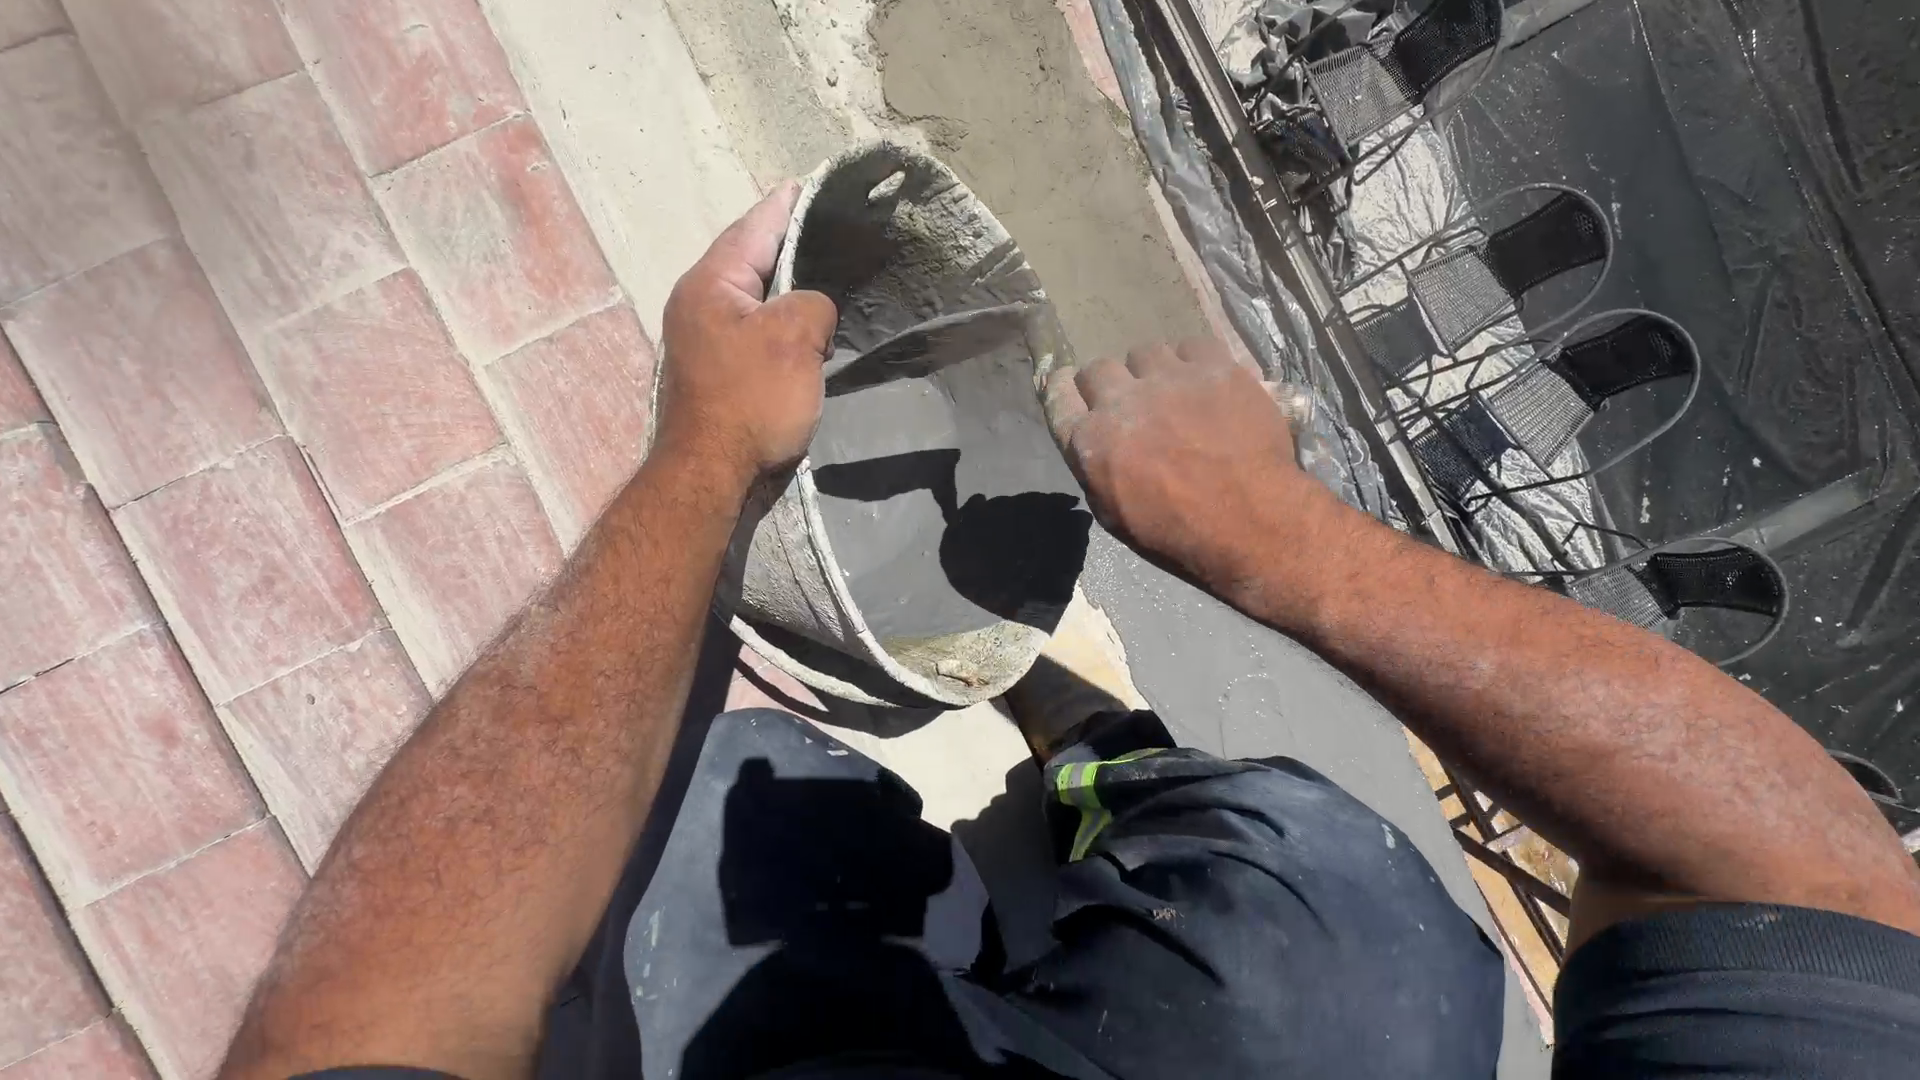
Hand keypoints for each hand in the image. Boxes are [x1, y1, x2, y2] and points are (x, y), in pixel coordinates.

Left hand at [655, 182, 837, 487]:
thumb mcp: (796, 338)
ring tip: (821, 276)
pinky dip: (779, 323)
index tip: (810, 184)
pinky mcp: (715, 373)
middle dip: (787, 245)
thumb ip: (812, 303)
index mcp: (710, 283)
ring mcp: (702, 341)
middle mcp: (699, 304)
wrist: (712, 472)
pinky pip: (753, 331)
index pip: (754, 227)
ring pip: (752, 299)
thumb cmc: (751, 400)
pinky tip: (803, 328)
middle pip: (749, 260)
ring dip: (785, 289)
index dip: (787, 205)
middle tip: (826, 231)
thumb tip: (811, 312)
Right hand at [1044, 338, 1335, 596]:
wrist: (1250, 521)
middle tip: (1132, 404)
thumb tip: (1096, 442)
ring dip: (1152, 372)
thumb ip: (1095, 468)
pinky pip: (1191, 345)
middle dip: (1109, 384)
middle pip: (1099, 369)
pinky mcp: (1213, 367)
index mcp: (1090, 441)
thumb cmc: (1177, 532)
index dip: (1063, 389)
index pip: (1058, 395)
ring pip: (1145, 353)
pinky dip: (1193, 362)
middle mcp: (1121, 400)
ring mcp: (1168, 379)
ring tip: (1173, 393)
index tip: (1076, 391)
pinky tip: (1206, 384)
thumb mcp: (1113, 514)